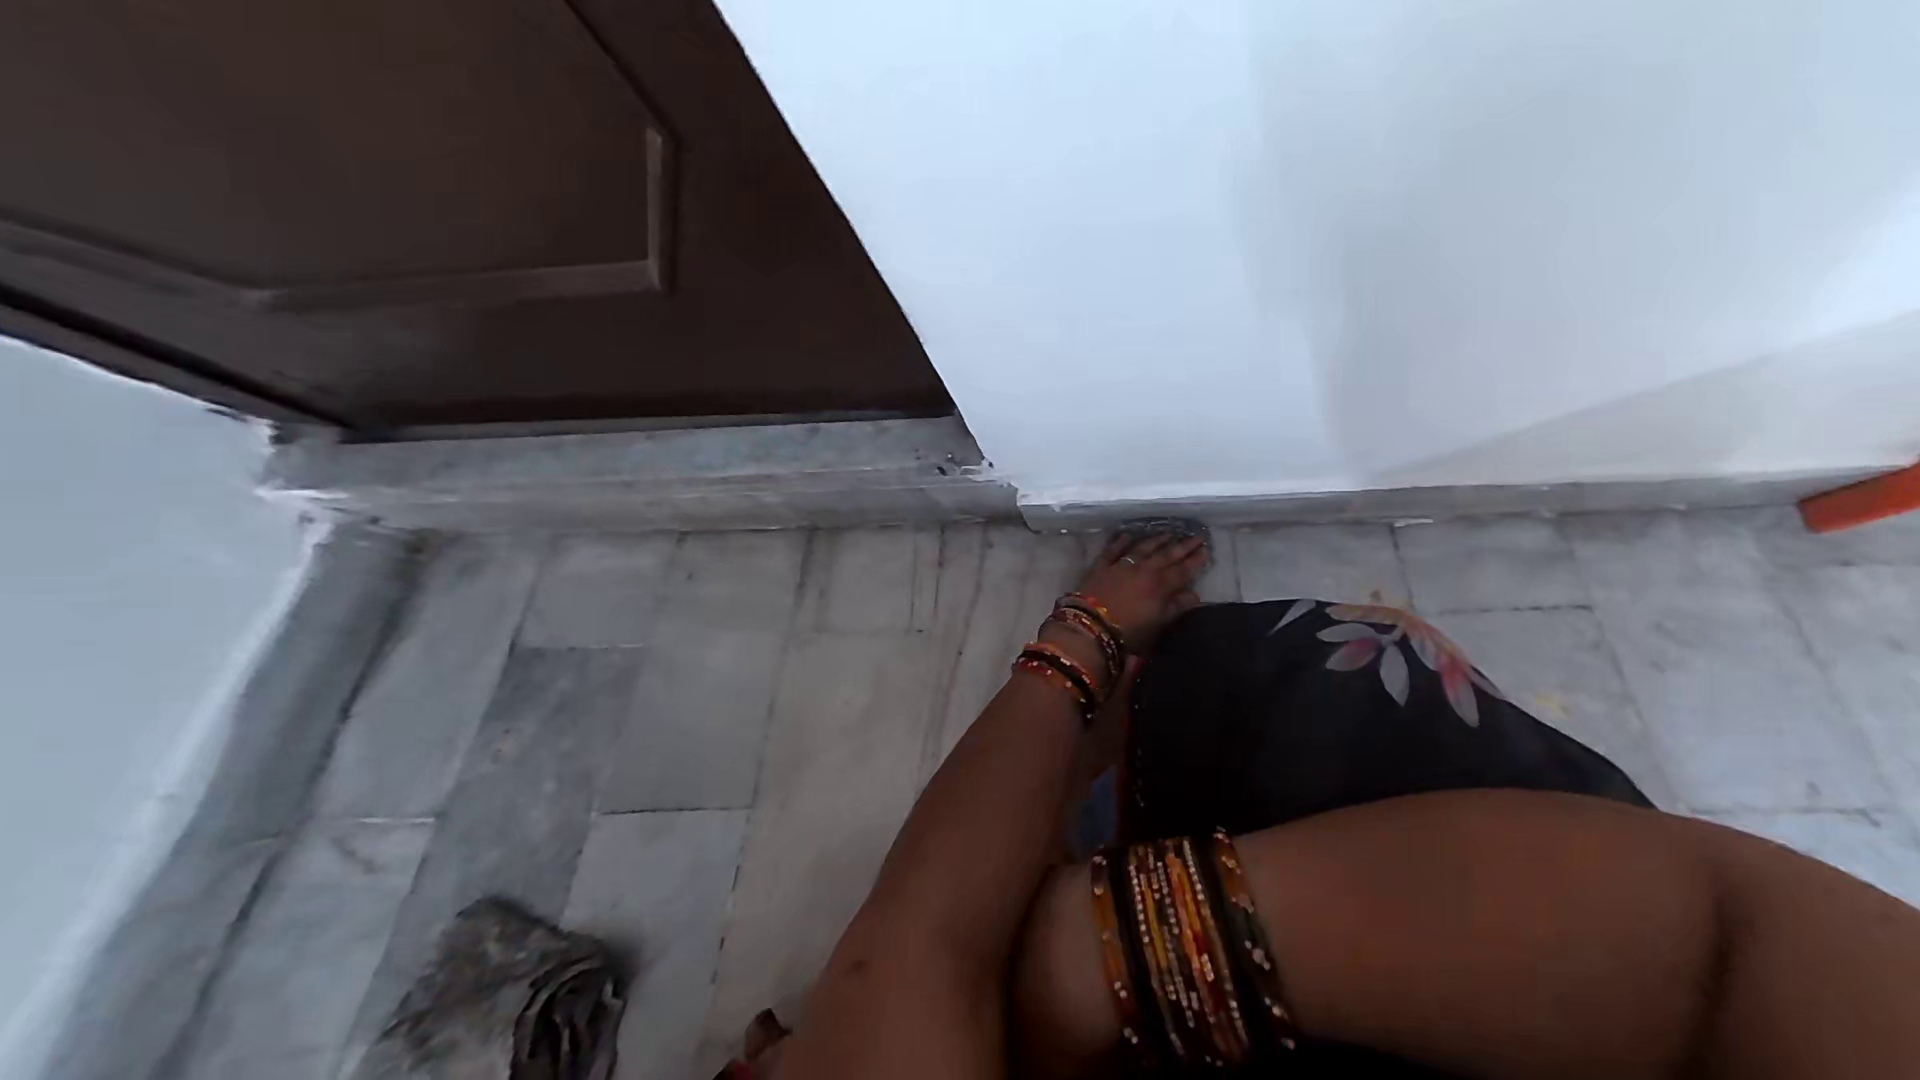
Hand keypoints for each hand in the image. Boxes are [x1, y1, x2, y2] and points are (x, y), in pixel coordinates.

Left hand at [1070, 533, 1208, 650]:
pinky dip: (1121, 541)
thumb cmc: (1128, 631)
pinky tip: (1127, 535)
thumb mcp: (1158, 624)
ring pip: (1143, 548)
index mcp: (1160, 585)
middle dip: (1183, 546)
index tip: (1206, 549)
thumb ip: (1176, 607)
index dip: (1196, 561)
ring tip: (1168, 533)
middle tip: (1196, 536)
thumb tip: (1194, 594)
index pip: (1183, 571)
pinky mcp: (1101, 566)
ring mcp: (1121, 565)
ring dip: (1156, 540)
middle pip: (1167, 555)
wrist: (1090, 624)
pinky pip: (1113, 550)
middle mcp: (1144, 570)